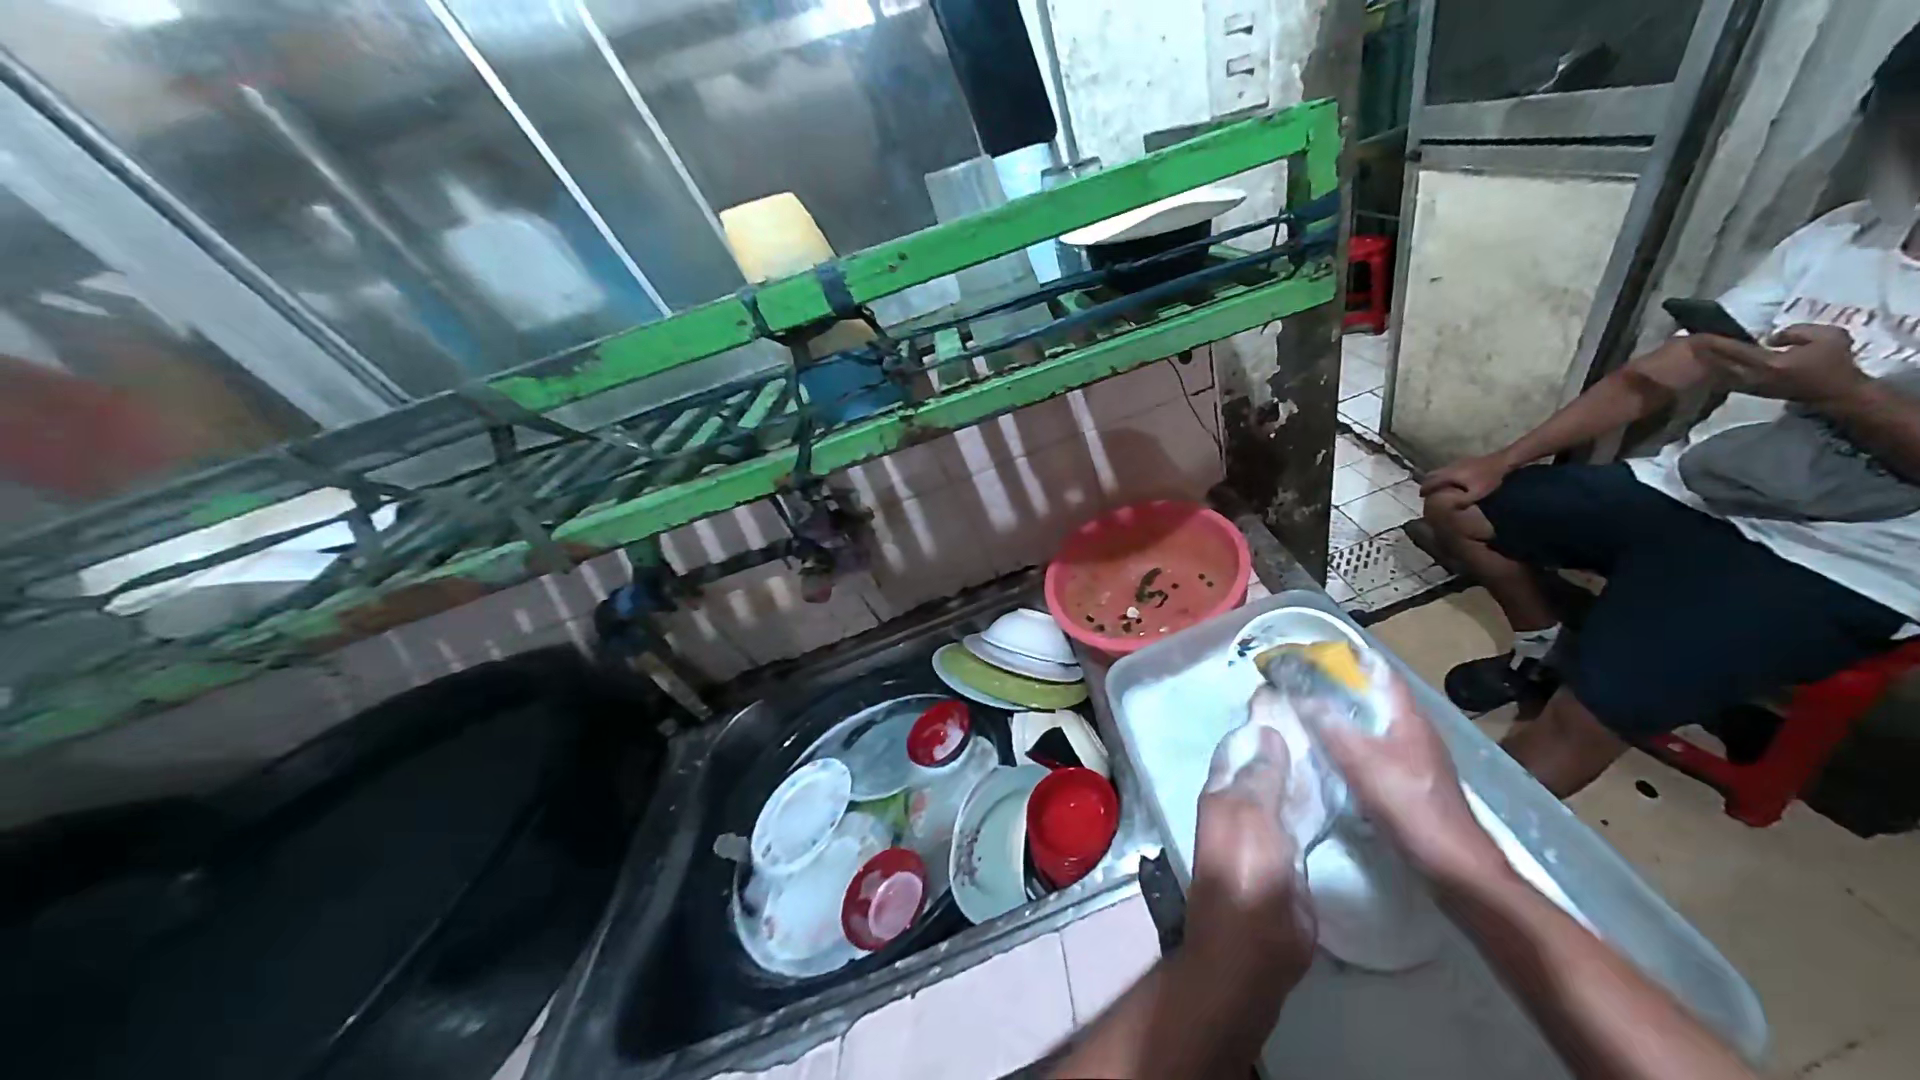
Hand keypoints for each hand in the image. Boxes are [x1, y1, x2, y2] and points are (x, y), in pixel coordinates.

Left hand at [1188, 722, 1315, 979]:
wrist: (1255, 944)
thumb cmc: (1246, 872)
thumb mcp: (1249, 815)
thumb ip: (1259, 775)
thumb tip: (1265, 730)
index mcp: (1224, 791)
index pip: (1241, 744)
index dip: (1259, 719)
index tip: (1284, 691)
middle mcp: (1242, 804)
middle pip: (1265, 763)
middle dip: (1285, 737)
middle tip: (1320, 708)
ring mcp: (1268, 829)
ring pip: (1285, 786)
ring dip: (1303, 765)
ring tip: (1335, 736)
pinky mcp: (1292, 853)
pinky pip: (1303, 814)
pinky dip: (1316, 796)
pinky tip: (1340, 782)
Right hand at [1308, 674, 1506, 886]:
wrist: (1453, 865)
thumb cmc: (1410, 806)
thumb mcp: (1362, 761)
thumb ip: (1330, 724)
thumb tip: (1299, 692)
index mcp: (1407, 717)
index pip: (1379, 671)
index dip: (1348, 656)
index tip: (1312, 651)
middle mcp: (1413, 730)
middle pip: (1372, 695)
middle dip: (1336, 684)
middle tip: (1299, 682)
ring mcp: (1414, 756)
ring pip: (1371, 722)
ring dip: (1341, 713)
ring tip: (1304, 712)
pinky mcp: (1409, 780)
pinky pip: (1371, 746)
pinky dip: (1347, 740)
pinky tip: (1326, 752)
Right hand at [1418, 452, 1512, 513]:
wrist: (1503, 461)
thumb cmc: (1489, 479)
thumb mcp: (1477, 493)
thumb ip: (1461, 501)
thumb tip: (1448, 508)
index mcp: (1448, 476)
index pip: (1430, 483)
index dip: (1424, 490)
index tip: (1421, 497)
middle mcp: (1448, 468)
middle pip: (1431, 475)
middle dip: (1427, 483)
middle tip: (1427, 491)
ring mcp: (1456, 463)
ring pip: (1439, 471)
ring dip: (1435, 478)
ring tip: (1438, 486)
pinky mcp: (1464, 461)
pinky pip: (1448, 469)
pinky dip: (1444, 475)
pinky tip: (1452, 479)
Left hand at [1690, 323, 1867, 405]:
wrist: (1836, 392)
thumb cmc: (1836, 363)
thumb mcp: (1830, 337)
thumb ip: (1798, 331)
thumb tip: (1769, 336)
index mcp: (1769, 363)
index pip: (1734, 350)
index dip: (1716, 341)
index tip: (1701, 333)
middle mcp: (1752, 376)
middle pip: (1718, 362)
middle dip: (1704, 351)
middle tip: (1690, 340)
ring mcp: (1747, 385)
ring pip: (1718, 371)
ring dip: (1707, 360)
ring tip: (1695, 349)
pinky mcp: (1747, 390)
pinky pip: (1724, 378)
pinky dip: (1716, 368)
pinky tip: (1709, 361)